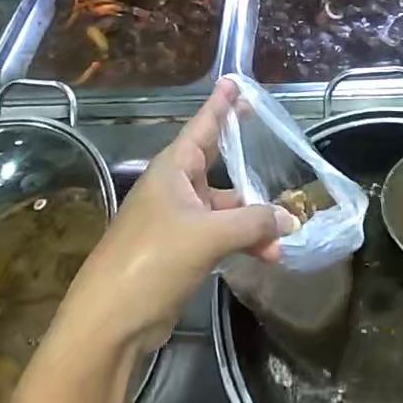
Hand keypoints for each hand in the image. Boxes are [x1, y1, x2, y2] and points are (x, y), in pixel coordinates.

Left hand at [52, 78, 297, 352]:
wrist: (111, 321)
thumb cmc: (153, 260)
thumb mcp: (207, 235)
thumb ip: (253, 223)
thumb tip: (291, 219)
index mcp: (172, 170)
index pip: (202, 126)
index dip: (219, 104)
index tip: (235, 81)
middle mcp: (174, 188)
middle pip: (219, 168)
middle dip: (250, 167)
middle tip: (279, 148)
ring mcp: (177, 221)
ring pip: (225, 208)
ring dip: (253, 219)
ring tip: (287, 234)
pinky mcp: (181, 251)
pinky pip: (220, 235)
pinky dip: (244, 242)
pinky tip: (270, 256)